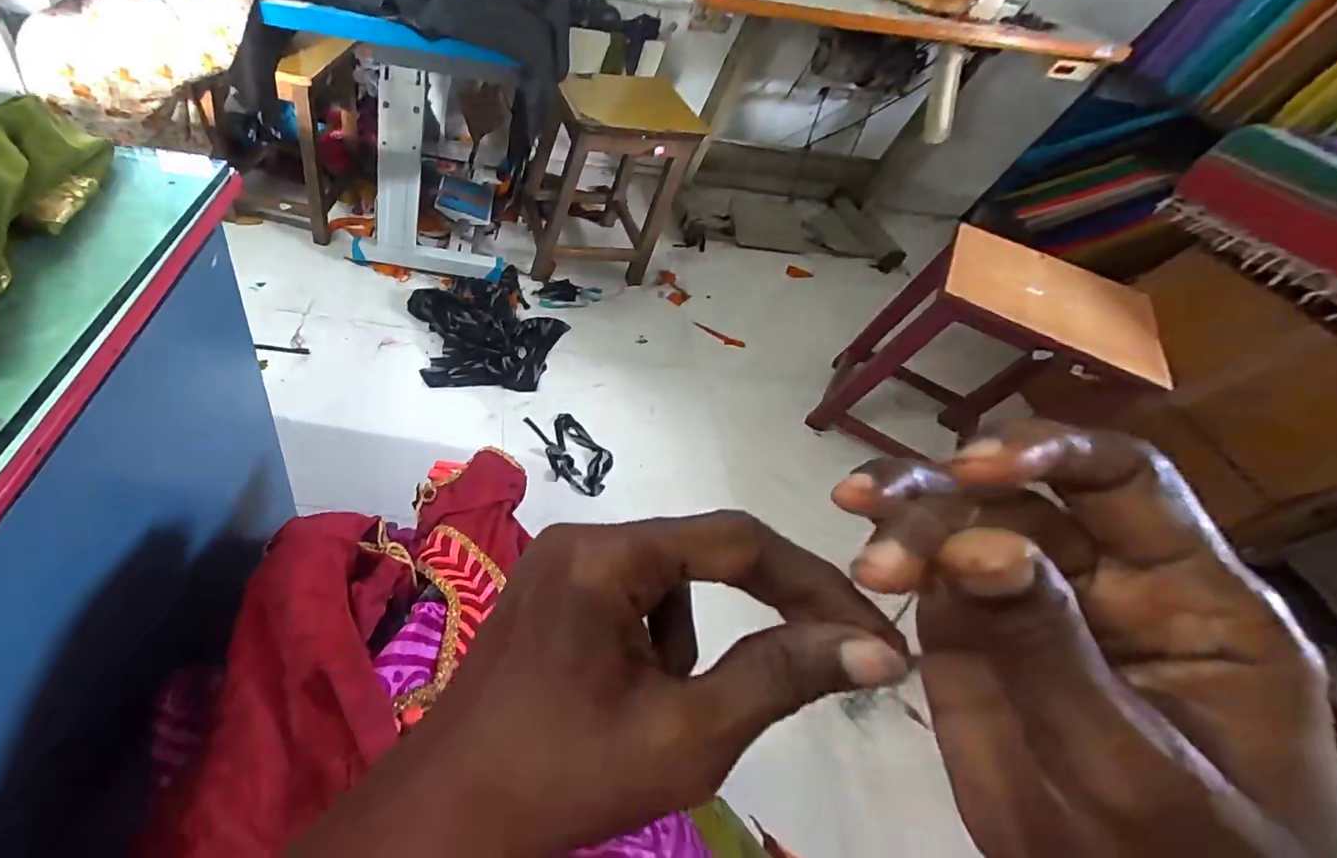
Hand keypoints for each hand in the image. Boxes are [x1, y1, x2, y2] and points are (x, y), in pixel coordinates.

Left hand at [293, 513, 910, 857]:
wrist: (460, 799)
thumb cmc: (568, 771)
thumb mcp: (687, 731)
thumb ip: (778, 676)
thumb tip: (872, 645)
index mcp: (603, 554)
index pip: (732, 539)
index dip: (812, 580)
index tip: (876, 633)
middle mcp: (577, 537)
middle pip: (695, 551)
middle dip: (760, 603)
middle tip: (824, 657)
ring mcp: (556, 559)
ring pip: (663, 578)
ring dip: (690, 635)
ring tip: (669, 704)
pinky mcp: (549, 586)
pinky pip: (625, 591)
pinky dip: (652, 635)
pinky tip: (629, 690)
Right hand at [834, 421, 1336, 857]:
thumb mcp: (1126, 763)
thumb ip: (1052, 647)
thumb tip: (975, 542)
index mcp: (1186, 598)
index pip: (1121, 478)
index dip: (1045, 449)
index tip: (966, 467)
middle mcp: (1096, 577)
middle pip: (1007, 490)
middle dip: (933, 496)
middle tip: (868, 526)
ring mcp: (1020, 596)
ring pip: (948, 516)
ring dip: (895, 516)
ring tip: (863, 562)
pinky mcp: (960, 622)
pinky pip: (916, 565)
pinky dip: (880, 555)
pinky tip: (858, 575)